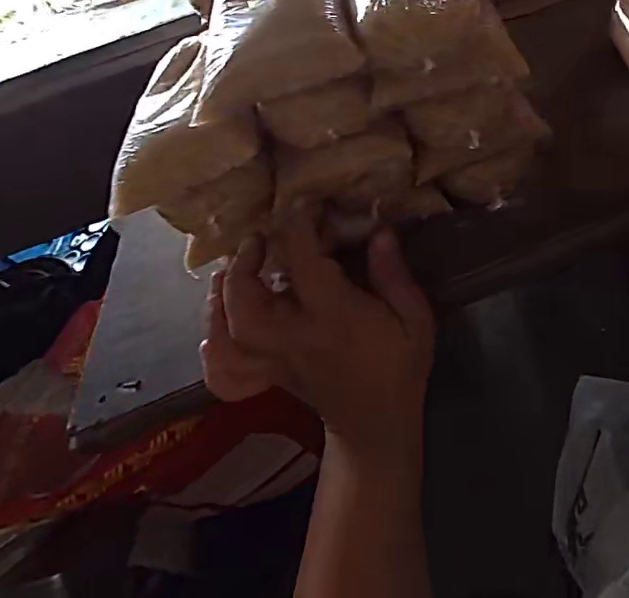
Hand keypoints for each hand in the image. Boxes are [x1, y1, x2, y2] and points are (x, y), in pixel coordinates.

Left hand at [202, 225, 435, 454]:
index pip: (306, 266)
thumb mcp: (416, 317)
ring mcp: (276, 362)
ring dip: (222, 298)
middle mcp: (296, 339)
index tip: (306, 203)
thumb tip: (379, 231)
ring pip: (229, 335)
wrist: (378, 425)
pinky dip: (213, 348)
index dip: (300, 228)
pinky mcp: (269, 376)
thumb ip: (395, 275)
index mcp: (335, 319)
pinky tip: (218, 324)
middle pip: (247, 306)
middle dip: (244, 266)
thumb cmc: (401, 366)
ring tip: (232, 269)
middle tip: (257, 239)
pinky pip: (227, 370)